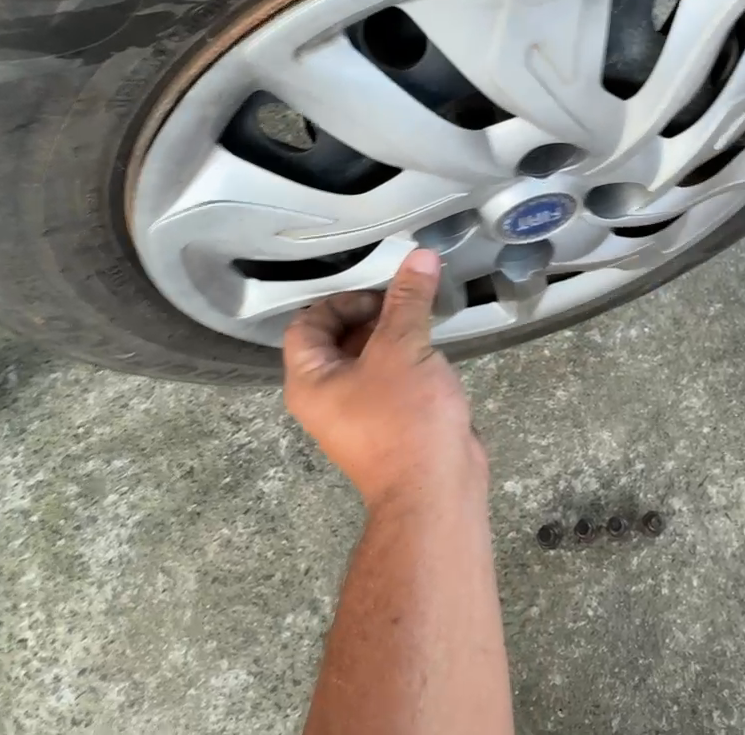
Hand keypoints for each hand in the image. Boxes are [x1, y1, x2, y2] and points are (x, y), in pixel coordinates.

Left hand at [283, 249, 485, 510]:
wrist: (435, 489)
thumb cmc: (404, 417)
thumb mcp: (403, 348)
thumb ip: (409, 300)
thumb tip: (419, 255)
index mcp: (310, 380)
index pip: (308, 323)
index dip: (343, 300)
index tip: (384, 296)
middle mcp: (327, 396)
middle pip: (339, 338)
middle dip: (374, 314)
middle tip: (410, 302)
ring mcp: (360, 412)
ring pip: (369, 358)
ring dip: (395, 336)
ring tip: (427, 321)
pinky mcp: (391, 423)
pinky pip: (392, 379)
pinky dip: (409, 360)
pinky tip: (436, 354)